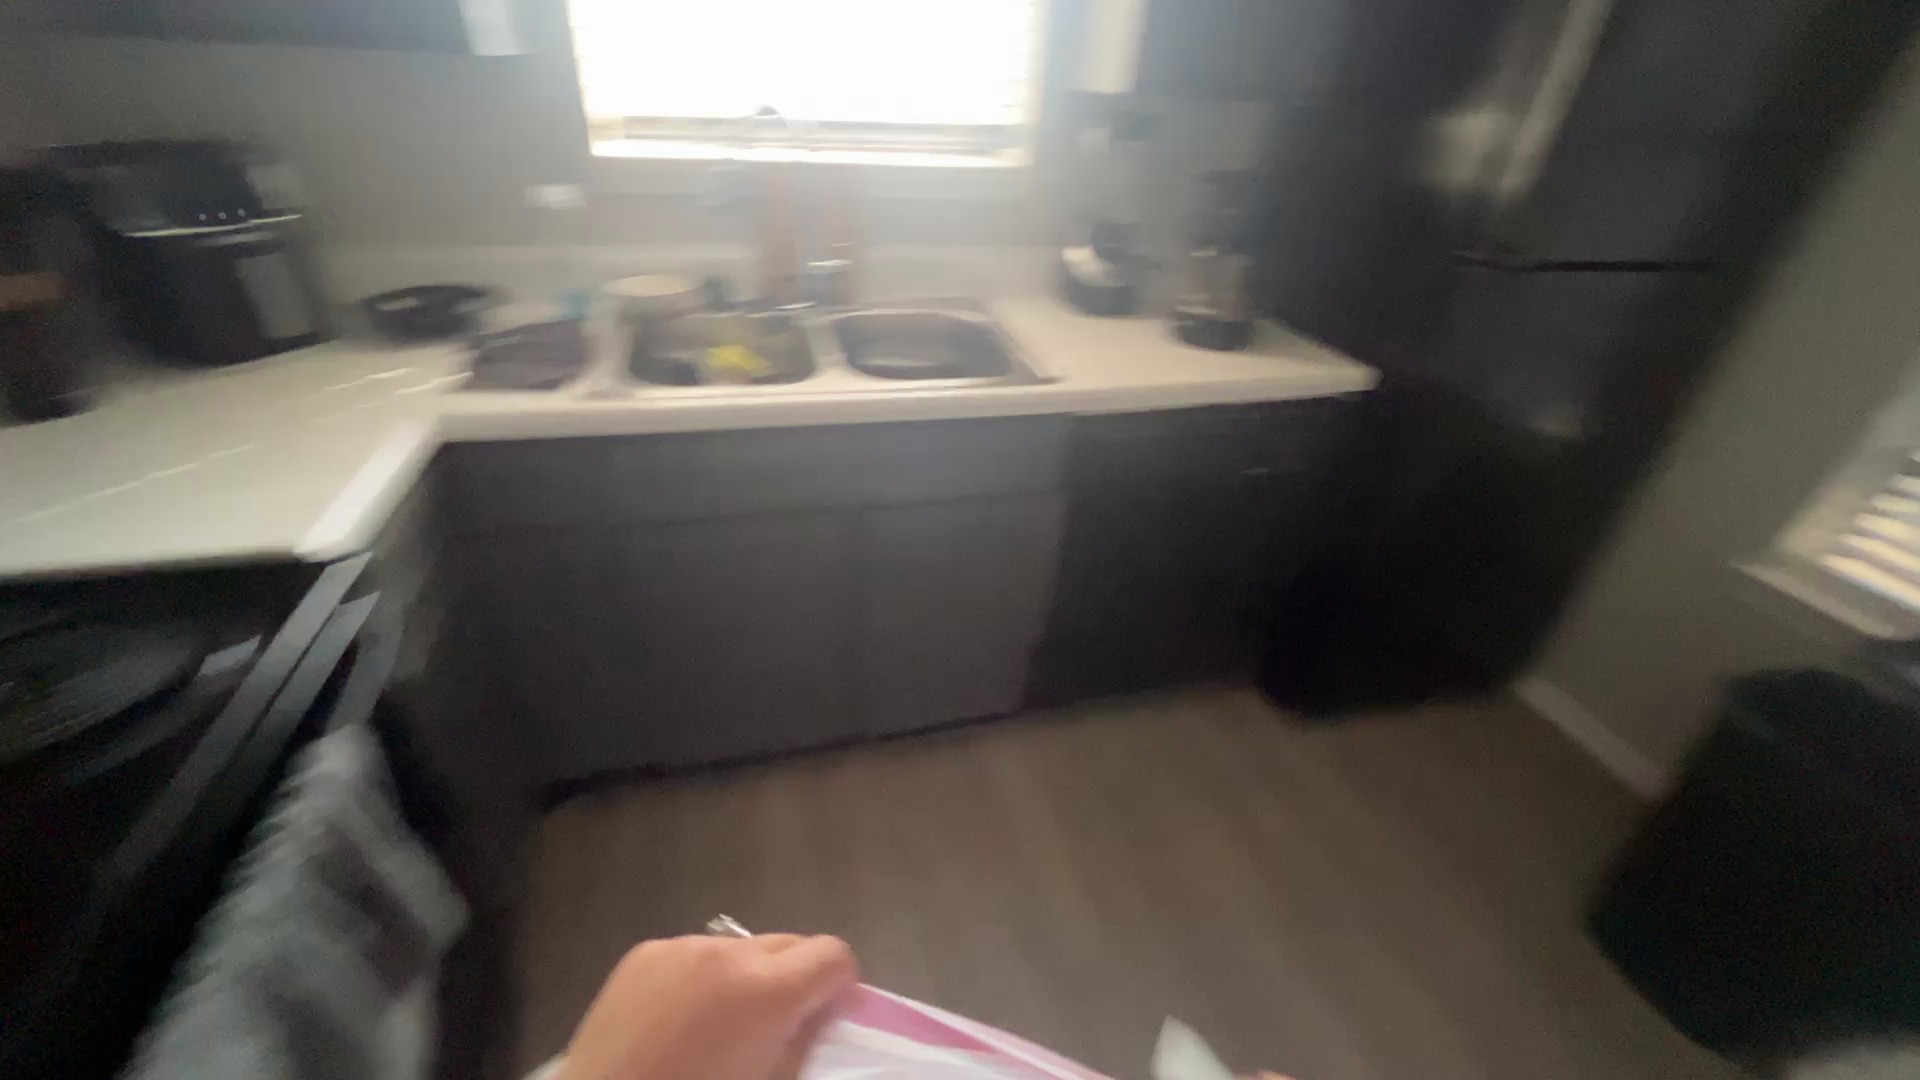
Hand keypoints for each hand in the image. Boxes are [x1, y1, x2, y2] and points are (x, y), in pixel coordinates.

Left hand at [557, 934, 858, 1079]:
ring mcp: (683, 945)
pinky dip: (700, 978)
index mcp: (768, 990)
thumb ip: (806, 1040)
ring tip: (716, 1025)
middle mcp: (730, 952)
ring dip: (745, 977)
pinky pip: (694, 953)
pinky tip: (676, 1020)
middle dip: (794, 978)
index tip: (829, 1013)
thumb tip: (825, 1006)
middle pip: (790, 944)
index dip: (839, 983)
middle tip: (774, 1026)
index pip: (833, 954)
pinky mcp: (646, 951)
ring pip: (741, 949)